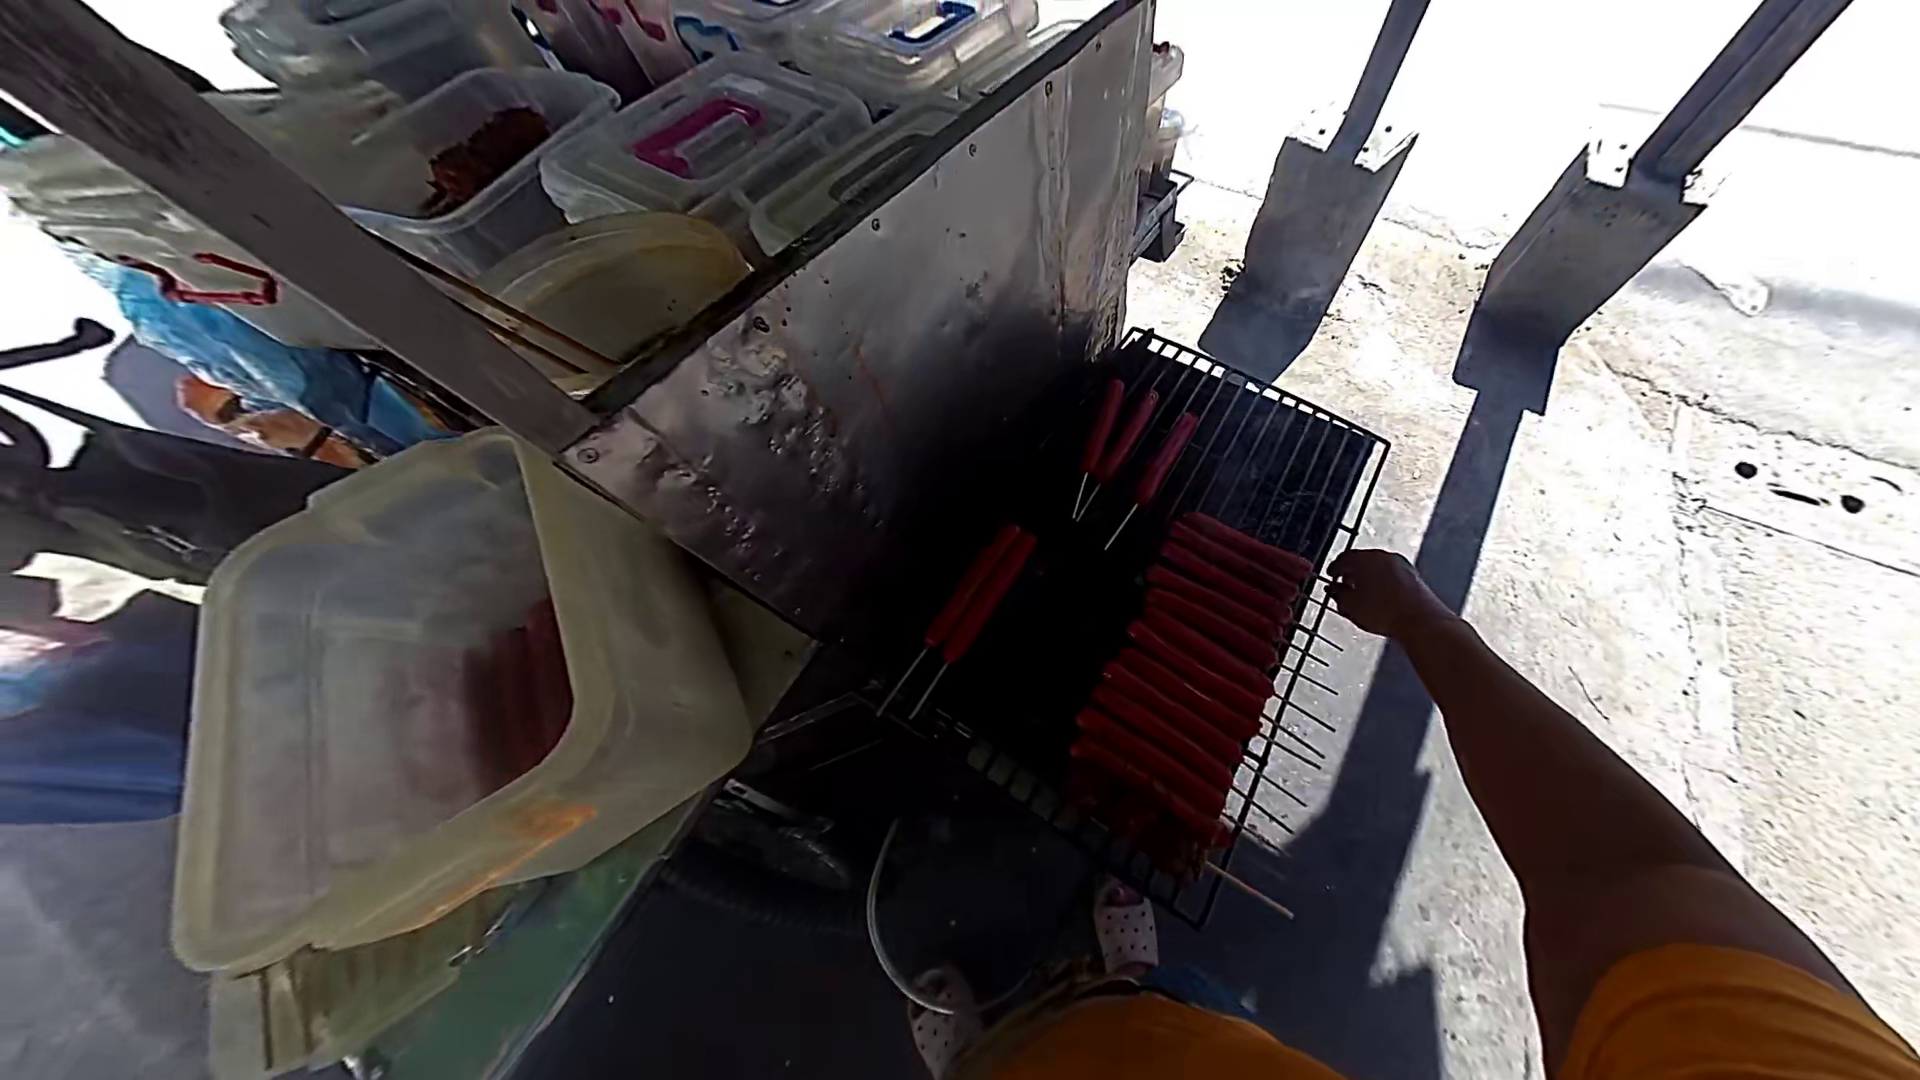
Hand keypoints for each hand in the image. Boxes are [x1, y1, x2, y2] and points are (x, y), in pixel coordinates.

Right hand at [1327, 549, 1456, 639]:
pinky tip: (1378, 599)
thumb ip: (1338, 594)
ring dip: (1367, 578)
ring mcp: (1401, 566)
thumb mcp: (1349, 605)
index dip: (1333, 569)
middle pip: (1360, 561)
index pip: (1342, 559)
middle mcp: (1383, 557)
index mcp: (1364, 558)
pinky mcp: (1414, 577)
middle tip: (1343, 585)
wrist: (1421, 623)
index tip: (1331, 576)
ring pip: (1377, 568)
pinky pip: (1390, 575)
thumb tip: (1336, 590)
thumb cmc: (1386, 612)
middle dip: (1351, 573)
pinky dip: (1381, 583)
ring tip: (1361, 595)